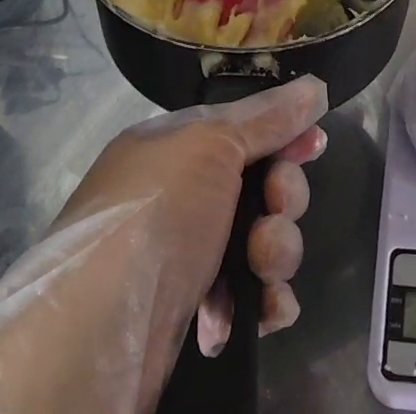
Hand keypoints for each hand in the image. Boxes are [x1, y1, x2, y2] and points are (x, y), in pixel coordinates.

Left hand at [0, 76, 328, 413]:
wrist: (101, 329)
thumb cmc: (155, 213)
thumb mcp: (209, 144)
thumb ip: (266, 117)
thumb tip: (314, 86)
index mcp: (172, 149)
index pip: (241, 130)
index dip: (282, 134)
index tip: (314, 143)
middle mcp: (179, 199)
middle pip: (261, 186)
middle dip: (283, 197)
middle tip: (275, 206)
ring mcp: (188, 258)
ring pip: (263, 242)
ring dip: (276, 251)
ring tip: (258, 266)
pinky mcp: (197, 313)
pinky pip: (254, 298)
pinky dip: (266, 301)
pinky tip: (263, 309)